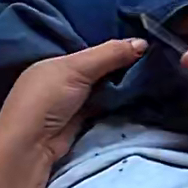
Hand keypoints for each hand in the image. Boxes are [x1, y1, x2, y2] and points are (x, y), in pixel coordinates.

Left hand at [0, 39, 148, 168]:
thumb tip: (143, 42)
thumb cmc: (47, 99)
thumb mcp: (77, 69)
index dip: (114, 44)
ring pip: (104, 87)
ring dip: (123, 83)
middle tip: (154, 55)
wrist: (32, 147)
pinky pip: (105, 104)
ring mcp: (72, 101)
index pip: (91, 48)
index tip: (144, 39)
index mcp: (56, 61)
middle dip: (122, 63)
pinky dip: (119, 100)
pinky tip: (140, 93)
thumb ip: (109, 54)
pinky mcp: (82, 121)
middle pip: (100, 67)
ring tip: (154, 71)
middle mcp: (63, 79)